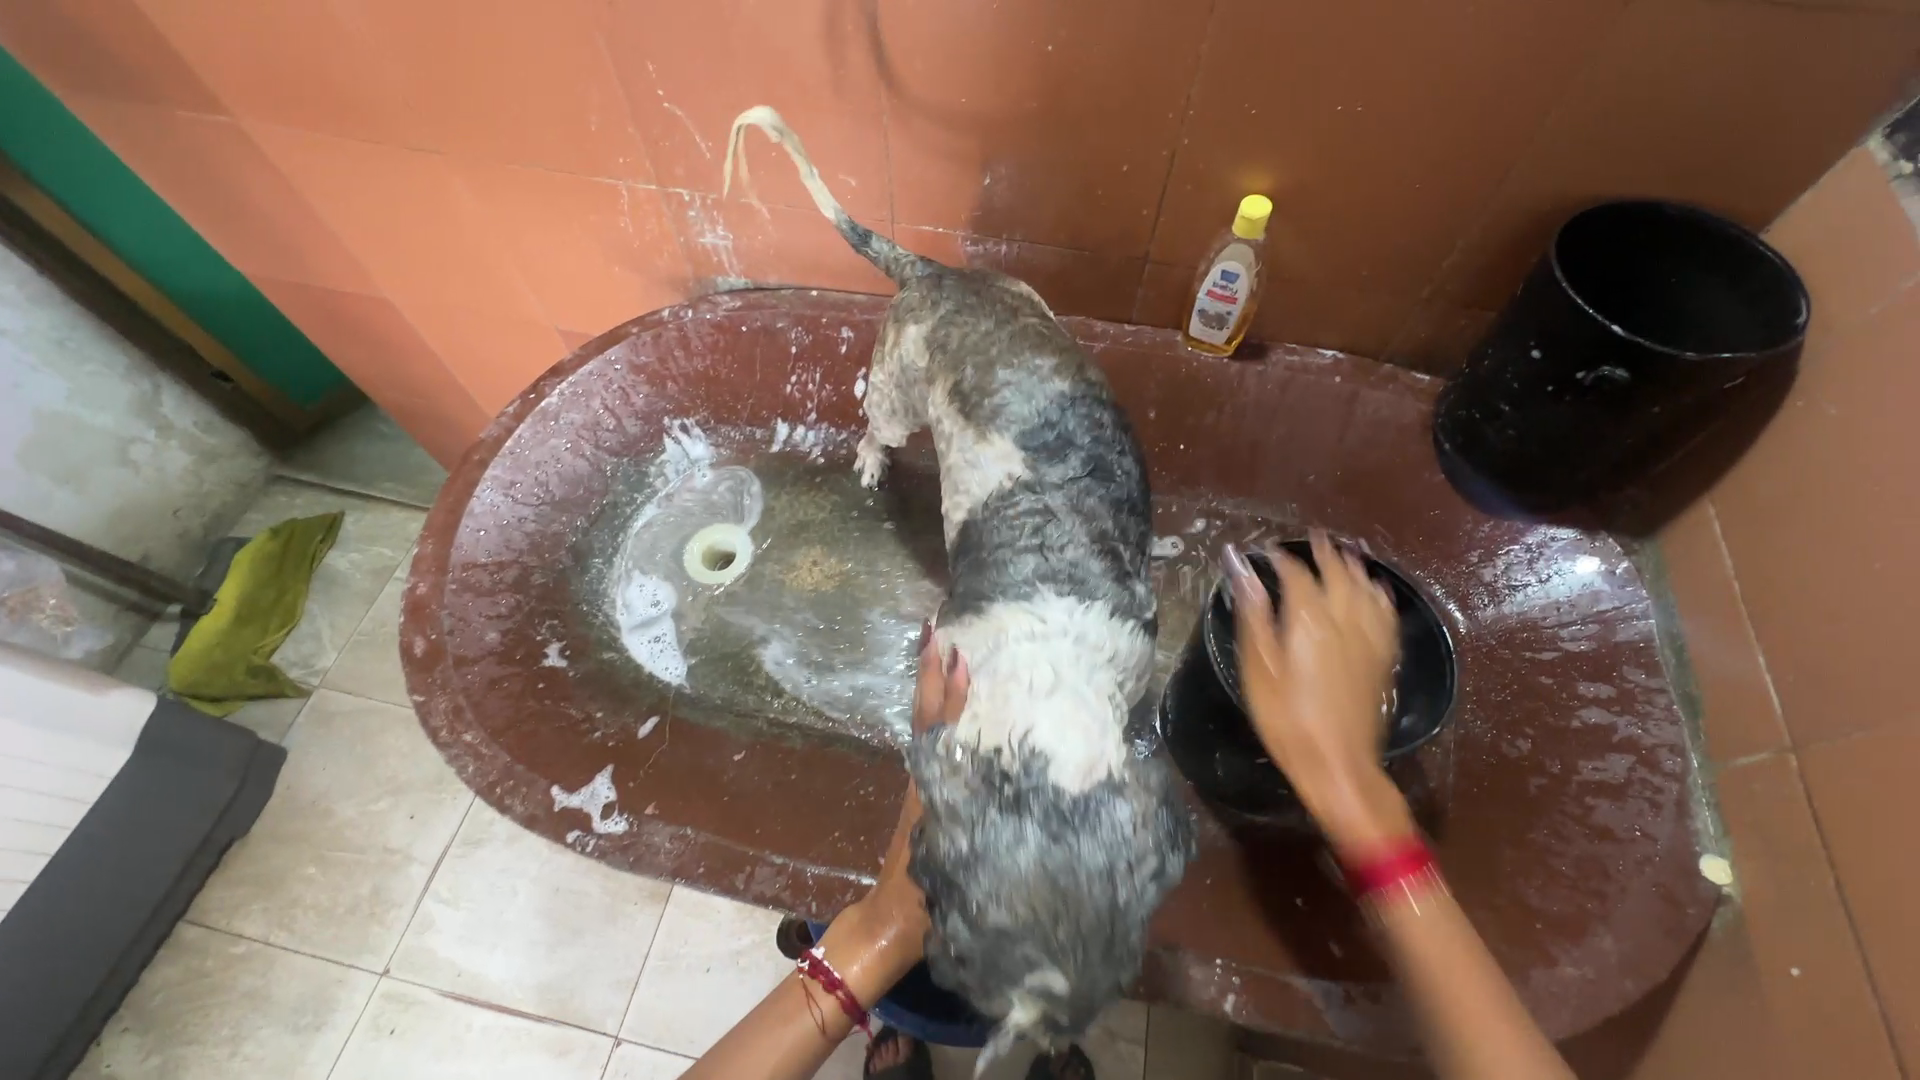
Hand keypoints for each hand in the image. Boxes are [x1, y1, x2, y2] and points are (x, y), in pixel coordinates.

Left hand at [849, 625, 968, 949]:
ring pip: (928, 721)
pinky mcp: (927, 792)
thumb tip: (983, 779)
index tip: (956, 648)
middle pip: (926, 711)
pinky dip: (939, 711)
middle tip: (936, 626)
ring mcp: (926, 779)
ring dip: (932, 684)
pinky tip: (951, 700)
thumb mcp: (949, 854)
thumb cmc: (926, 893)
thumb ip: (964, 817)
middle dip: (930, 669)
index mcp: (933, 783)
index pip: (940, 724)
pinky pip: (933, 739)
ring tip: (942, 649)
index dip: (948, 688)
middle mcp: (928, 771)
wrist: (893, 922)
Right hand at [1224, 531, 1412, 854]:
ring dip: (1356, 567)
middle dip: (1326, 553)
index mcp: (1310, 621)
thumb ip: (1253, 613)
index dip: (1281, 559)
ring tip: (1349, 550)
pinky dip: (1381, 596)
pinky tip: (1379, 590)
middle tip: (1314, 537)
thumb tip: (1240, 568)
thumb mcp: (1258, 668)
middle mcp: (1345, 622)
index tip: (1265, 551)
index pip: (1297, 575)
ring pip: (1367, 590)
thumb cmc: (1286, 719)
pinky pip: (1387, 616)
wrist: (1338, 764)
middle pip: (1339, 575)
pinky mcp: (1383, 660)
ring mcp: (1369, 640)